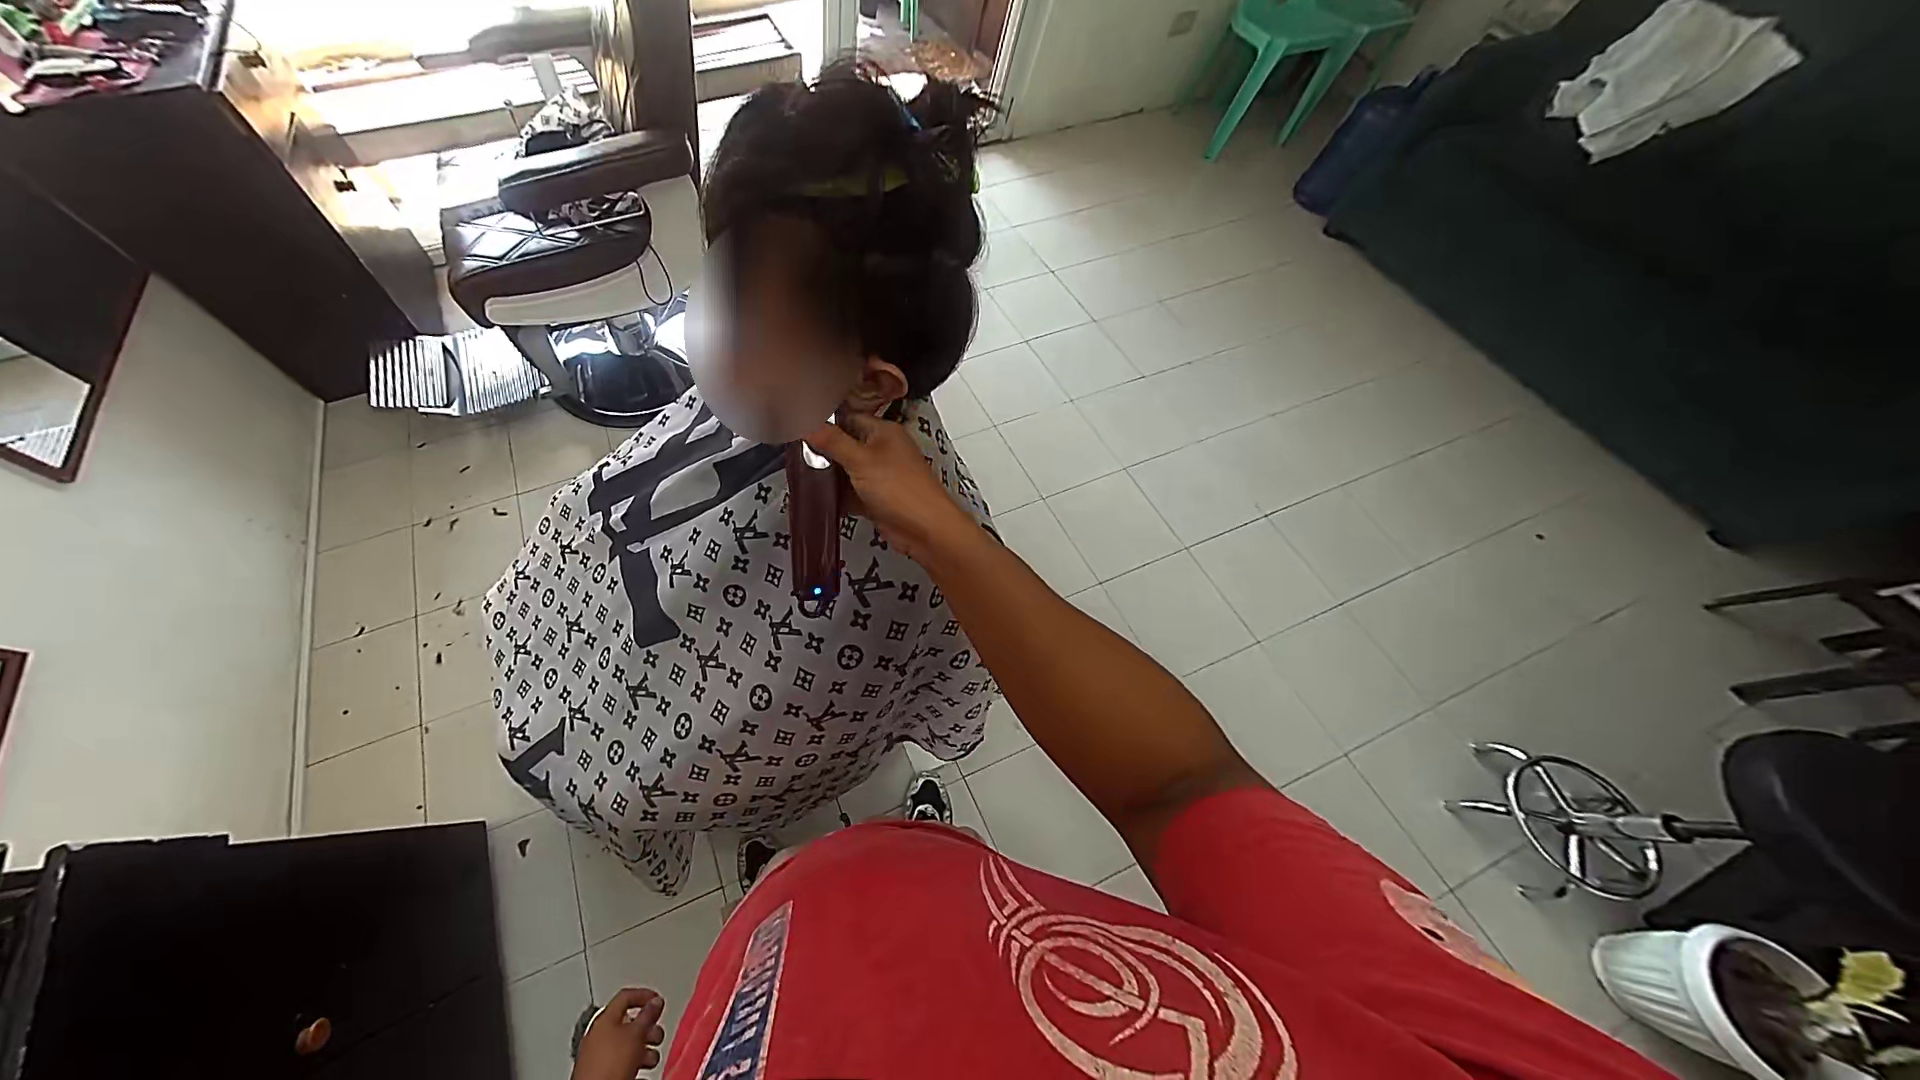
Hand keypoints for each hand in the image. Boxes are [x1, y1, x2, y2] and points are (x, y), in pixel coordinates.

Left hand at [571, 988, 666, 1079]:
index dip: (644, 995)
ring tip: (650, 1058)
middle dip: (647, 1028)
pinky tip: (641, 1069)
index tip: (657, 1000)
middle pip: (629, 1022)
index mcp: (605, 1020)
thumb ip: (648, 1014)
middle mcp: (598, 1035)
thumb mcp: (636, 1033)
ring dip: (644, 1048)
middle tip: (655, 1034)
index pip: (626, 996)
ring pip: (627, 1044)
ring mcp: (597, 1056)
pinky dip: (634, 1062)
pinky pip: (622, 1061)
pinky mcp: (599, 1073)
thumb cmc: (610, 1065)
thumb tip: (655, 1002)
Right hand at [802, 411, 977, 563]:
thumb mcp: (860, 459)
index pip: (848, 417)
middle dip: (823, 452)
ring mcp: (880, 476)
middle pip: (845, 445)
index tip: (799, 428)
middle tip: (797, 456)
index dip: (824, 423)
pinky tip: (820, 498)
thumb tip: (807, 422)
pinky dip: (838, 496)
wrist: (925, 530)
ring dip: (829, 476)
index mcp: (883, 431)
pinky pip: (851, 493)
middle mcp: (883, 450)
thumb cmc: (903, 490)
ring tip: (802, 477)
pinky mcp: (877, 499)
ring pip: (847, 471)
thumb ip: (832, 441)